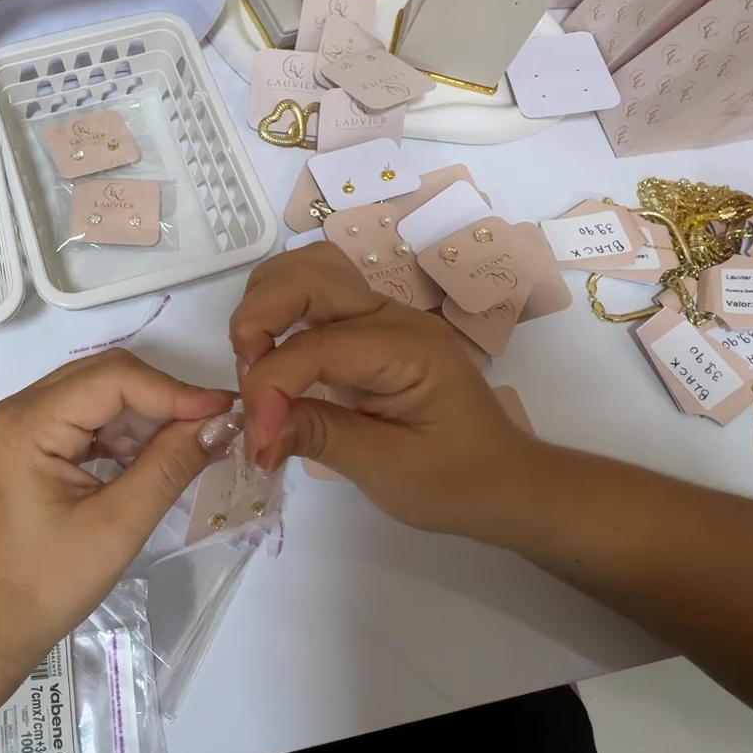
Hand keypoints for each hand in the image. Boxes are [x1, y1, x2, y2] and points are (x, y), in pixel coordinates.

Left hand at [0, 349, 233, 672]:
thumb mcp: (117, 526)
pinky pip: (88, 418)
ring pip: (100, 395)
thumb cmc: (47, 584)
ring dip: (146, 416)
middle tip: (215, 428)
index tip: (226, 412)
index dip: (173, 391)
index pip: (112, 379)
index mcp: (28, 423)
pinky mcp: (33, 443)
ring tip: (191, 446)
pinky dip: (125, 433)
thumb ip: (168, 467)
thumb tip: (221, 424)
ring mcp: (24, 425)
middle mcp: (21, 409)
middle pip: (105, 377)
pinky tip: (155, 456)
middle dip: (162, 399)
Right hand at [229, 243, 542, 537]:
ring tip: (254, 361)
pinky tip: (270, 351)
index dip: (270, 387)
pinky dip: (278, 309)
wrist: (507, 482)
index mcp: (405, 349)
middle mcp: (390, 316)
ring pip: (304, 270)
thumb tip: (251, 431)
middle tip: (245, 377)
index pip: (315, 346)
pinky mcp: (364, 327)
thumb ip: (316, 436)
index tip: (256, 439)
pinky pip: (312, 292)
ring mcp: (378, 314)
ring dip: (264, 304)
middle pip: (305, 275)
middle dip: (257, 319)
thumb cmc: (458, 481)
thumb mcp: (387, 471)